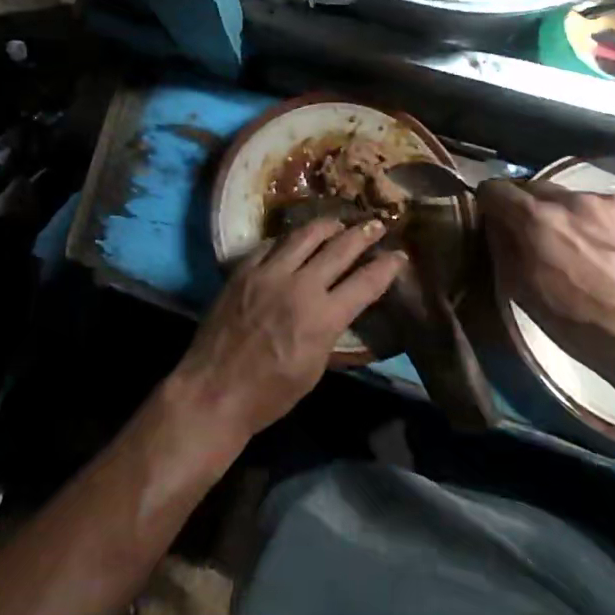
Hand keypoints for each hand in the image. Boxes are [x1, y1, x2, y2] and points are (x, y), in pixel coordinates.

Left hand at [169, 219, 406, 442]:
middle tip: (376, 224)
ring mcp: (267, 273)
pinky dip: (287, 239)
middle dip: (362, 234)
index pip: (366, 283)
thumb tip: (341, 307)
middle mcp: (299, 286)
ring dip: (325, 225)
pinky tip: (293, 238)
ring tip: (338, 221)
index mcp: (323, 317)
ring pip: (303, 236)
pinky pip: (270, 245)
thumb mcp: (315, 367)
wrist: (215, 389)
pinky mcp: (242, 270)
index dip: (387, 267)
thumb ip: (330, 329)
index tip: (400, 255)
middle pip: (338, 249)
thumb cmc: (270, 393)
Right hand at [479, 179, 614, 384]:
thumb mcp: (523, 293)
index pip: (496, 188)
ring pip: (584, 201)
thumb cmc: (585, 327)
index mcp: (538, 219)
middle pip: (541, 189)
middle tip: (551, 243)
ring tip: (600, 255)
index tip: (500, 220)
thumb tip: (496, 222)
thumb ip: (502, 247)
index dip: (494, 205)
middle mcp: (576, 200)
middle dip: (538, 211)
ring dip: (581, 220)